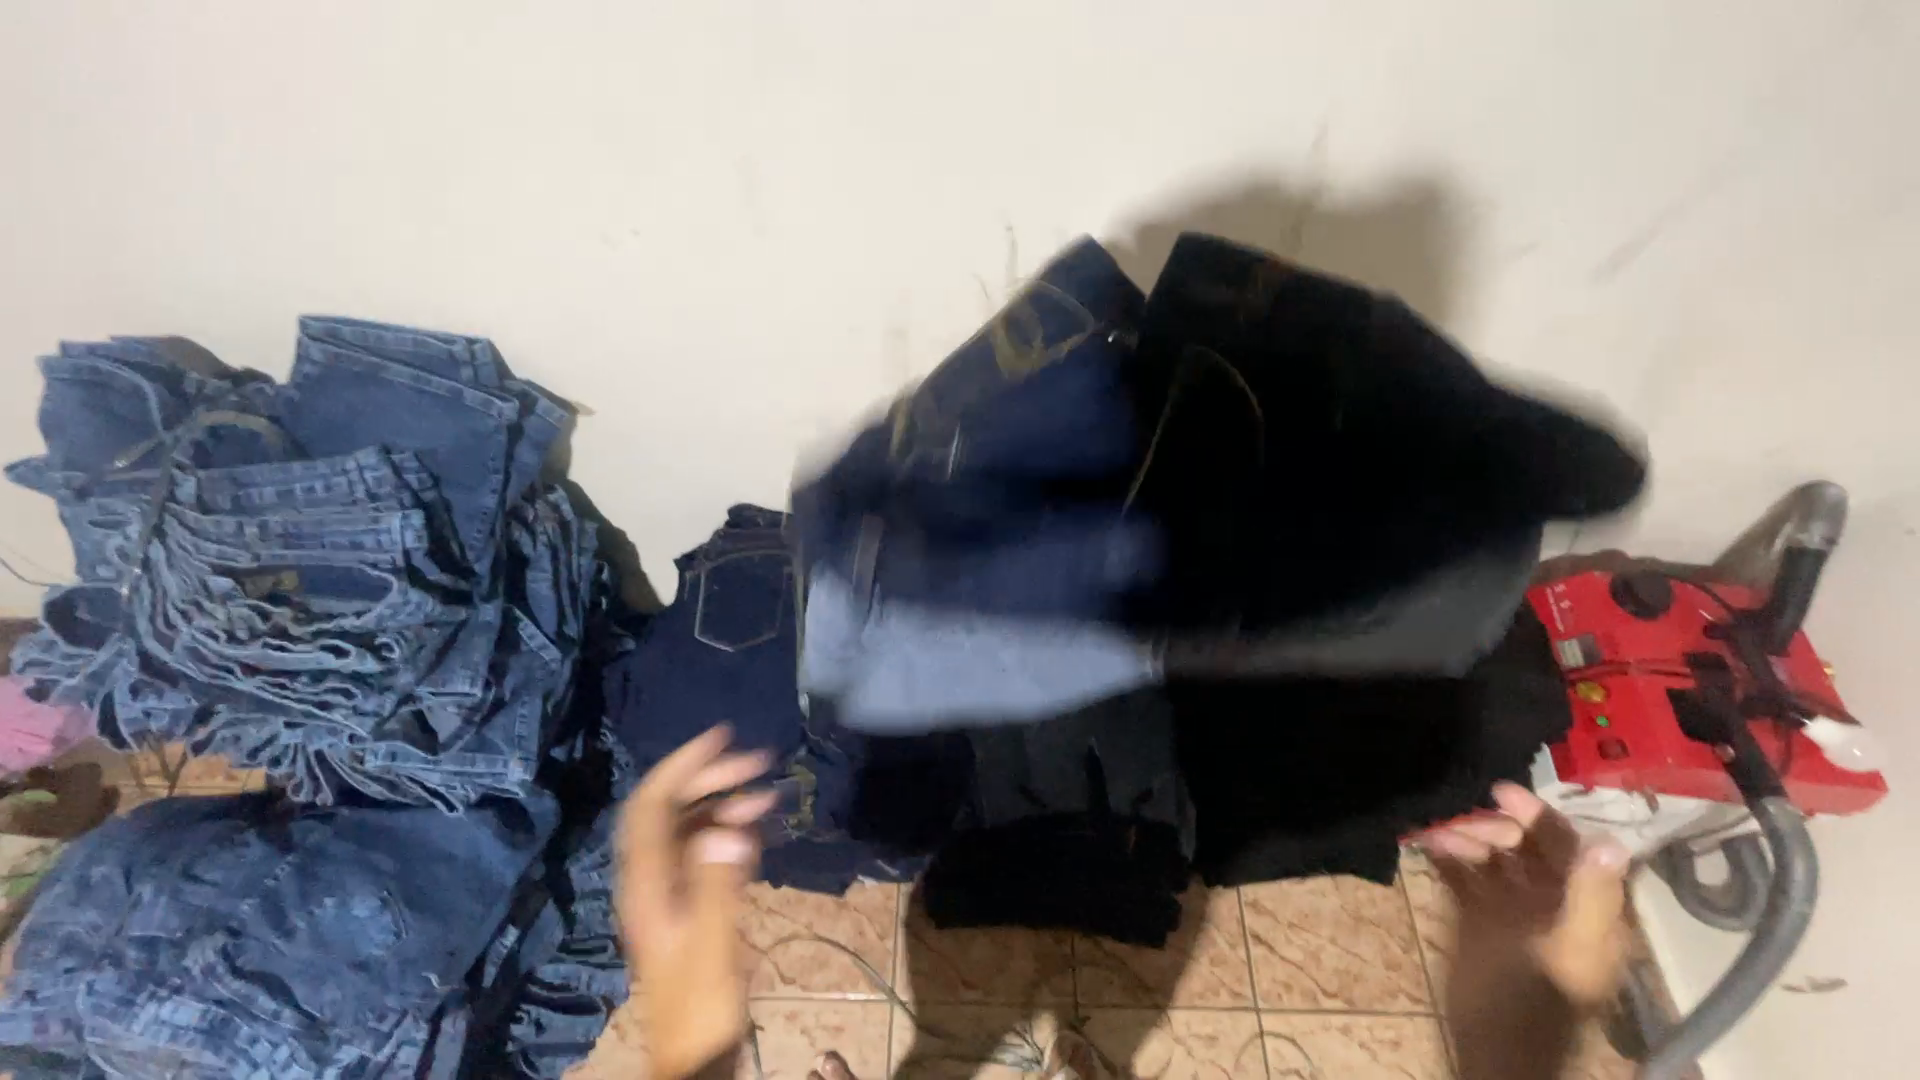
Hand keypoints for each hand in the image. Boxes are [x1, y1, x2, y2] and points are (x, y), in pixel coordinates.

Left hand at [614, 726, 776, 1079]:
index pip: (652, 807)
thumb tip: (729, 828)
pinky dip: (733, 829)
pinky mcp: (690, 900)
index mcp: (646, 885)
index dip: (681, 765)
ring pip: (692, 826)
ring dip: (727, 802)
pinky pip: (708, 849)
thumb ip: (720, 886)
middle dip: (713, 778)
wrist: (697, 1054)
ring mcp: (670, 889)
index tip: (721, 736)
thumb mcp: (712, 948)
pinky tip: (761, 828)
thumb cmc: (701, 1006)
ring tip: (769, 793)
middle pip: (673, 809)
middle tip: (760, 762)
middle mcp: (652, 878)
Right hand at [1421, 782, 1631, 1008]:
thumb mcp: (1570, 947)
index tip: (1498, 792)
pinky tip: (1423, 842)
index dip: (1538, 817)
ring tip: (1435, 832)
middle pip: (1524, 848)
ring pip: (1490, 857)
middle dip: (1492, 827)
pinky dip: (1444, 856)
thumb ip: (1590, 896)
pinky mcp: (1477, 917)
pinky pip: (1462, 875)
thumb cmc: (1535, 998)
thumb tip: (1610, 841)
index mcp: (1586, 909)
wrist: (1490, 1044)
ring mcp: (1512, 910)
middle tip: (1457, 820)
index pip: (1568, 848)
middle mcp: (1551, 902)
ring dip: (1463, 838)